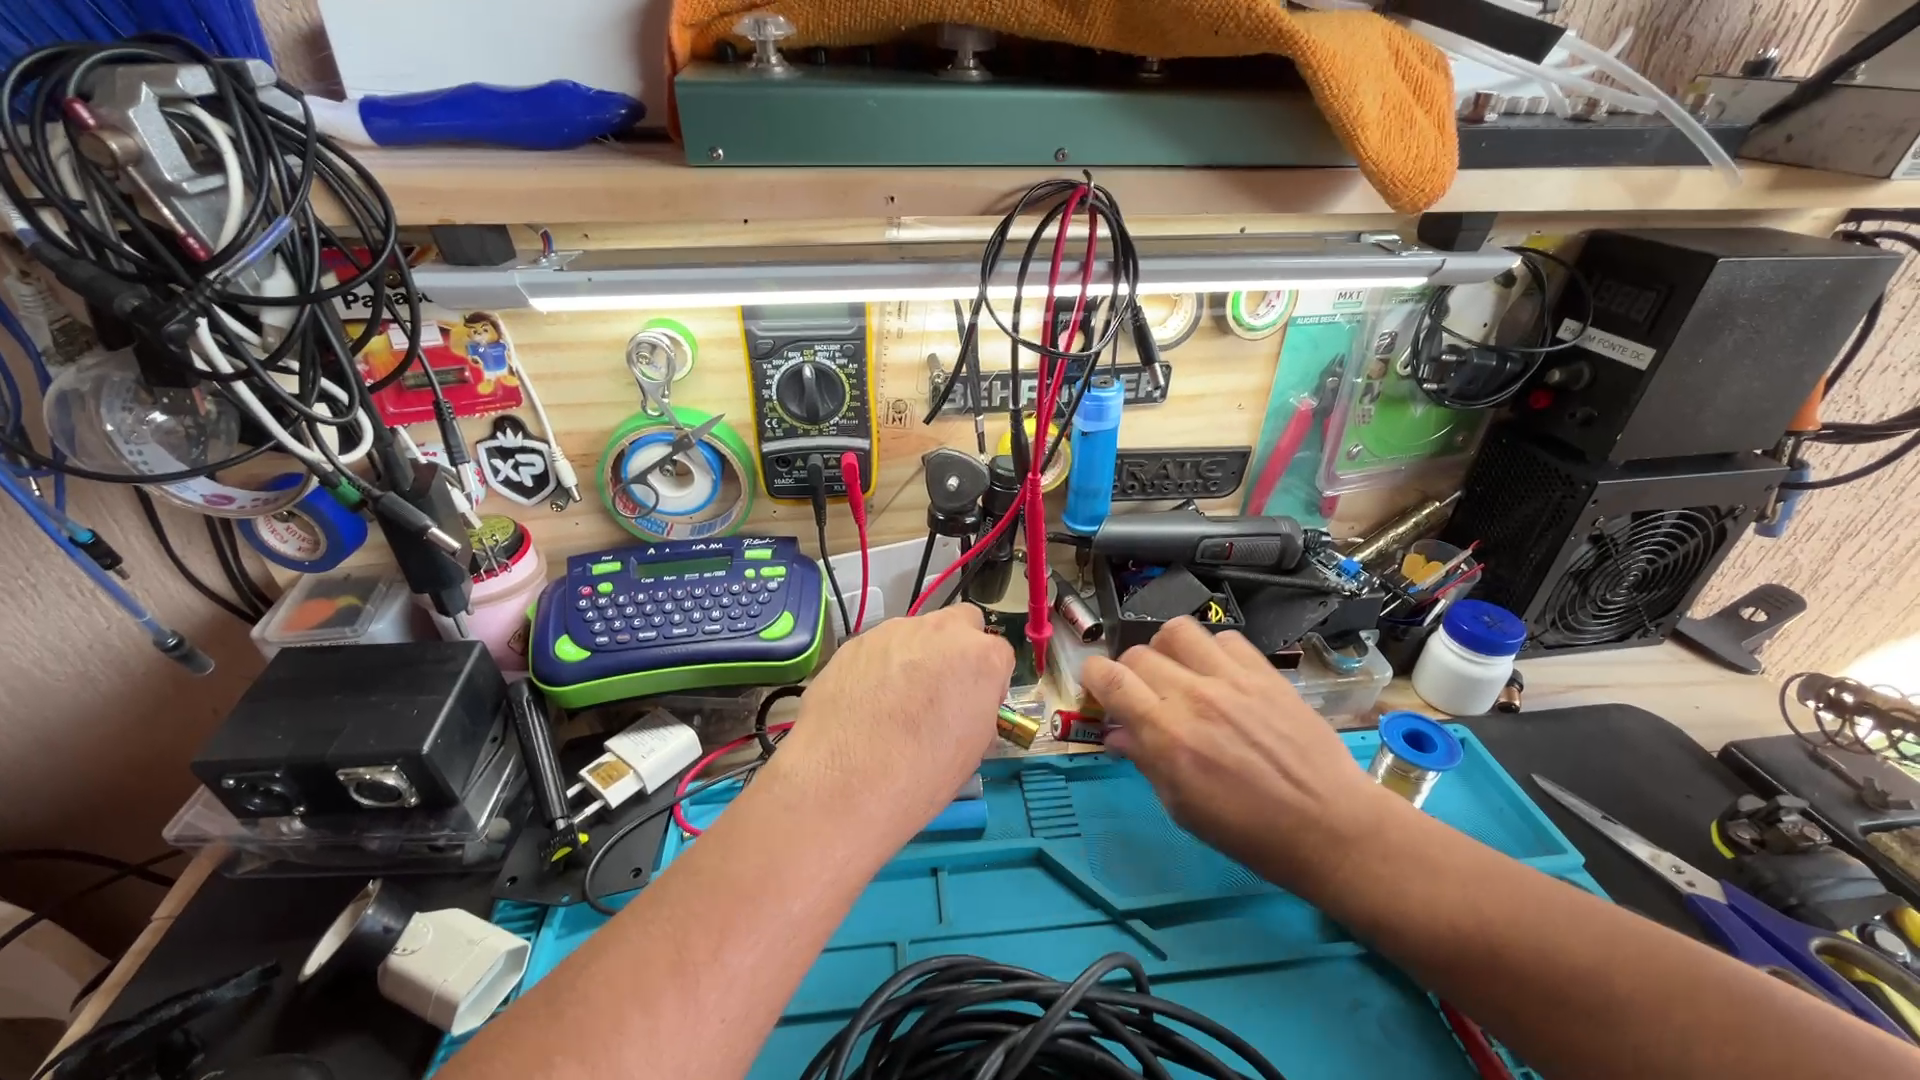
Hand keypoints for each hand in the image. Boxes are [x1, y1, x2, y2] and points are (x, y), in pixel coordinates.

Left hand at [758, 605, 1014, 844]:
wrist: (844, 783)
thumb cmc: (921, 777)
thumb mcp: (973, 748)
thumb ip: (976, 708)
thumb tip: (963, 704)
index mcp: (982, 658)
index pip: (999, 654)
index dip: (986, 681)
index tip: (971, 706)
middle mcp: (941, 632)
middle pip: (960, 624)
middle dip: (956, 649)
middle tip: (938, 691)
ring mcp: (893, 631)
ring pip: (916, 633)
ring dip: (914, 656)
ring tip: (892, 702)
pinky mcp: (855, 642)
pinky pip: (879, 647)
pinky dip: (878, 666)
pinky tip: (864, 703)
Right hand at [1081, 617, 1406, 889]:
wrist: (1329, 826)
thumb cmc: (1249, 832)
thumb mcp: (1182, 808)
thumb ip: (1146, 761)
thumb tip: (1118, 735)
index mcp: (1166, 734)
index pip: (1109, 678)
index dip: (1092, 677)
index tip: (1097, 690)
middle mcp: (1194, 696)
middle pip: (1138, 654)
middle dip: (1129, 673)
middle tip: (1142, 697)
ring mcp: (1233, 679)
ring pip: (1179, 631)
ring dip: (1167, 650)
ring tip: (1179, 675)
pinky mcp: (1267, 673)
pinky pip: (1226, 638)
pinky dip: (1213, 651)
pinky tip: (1221, 676)